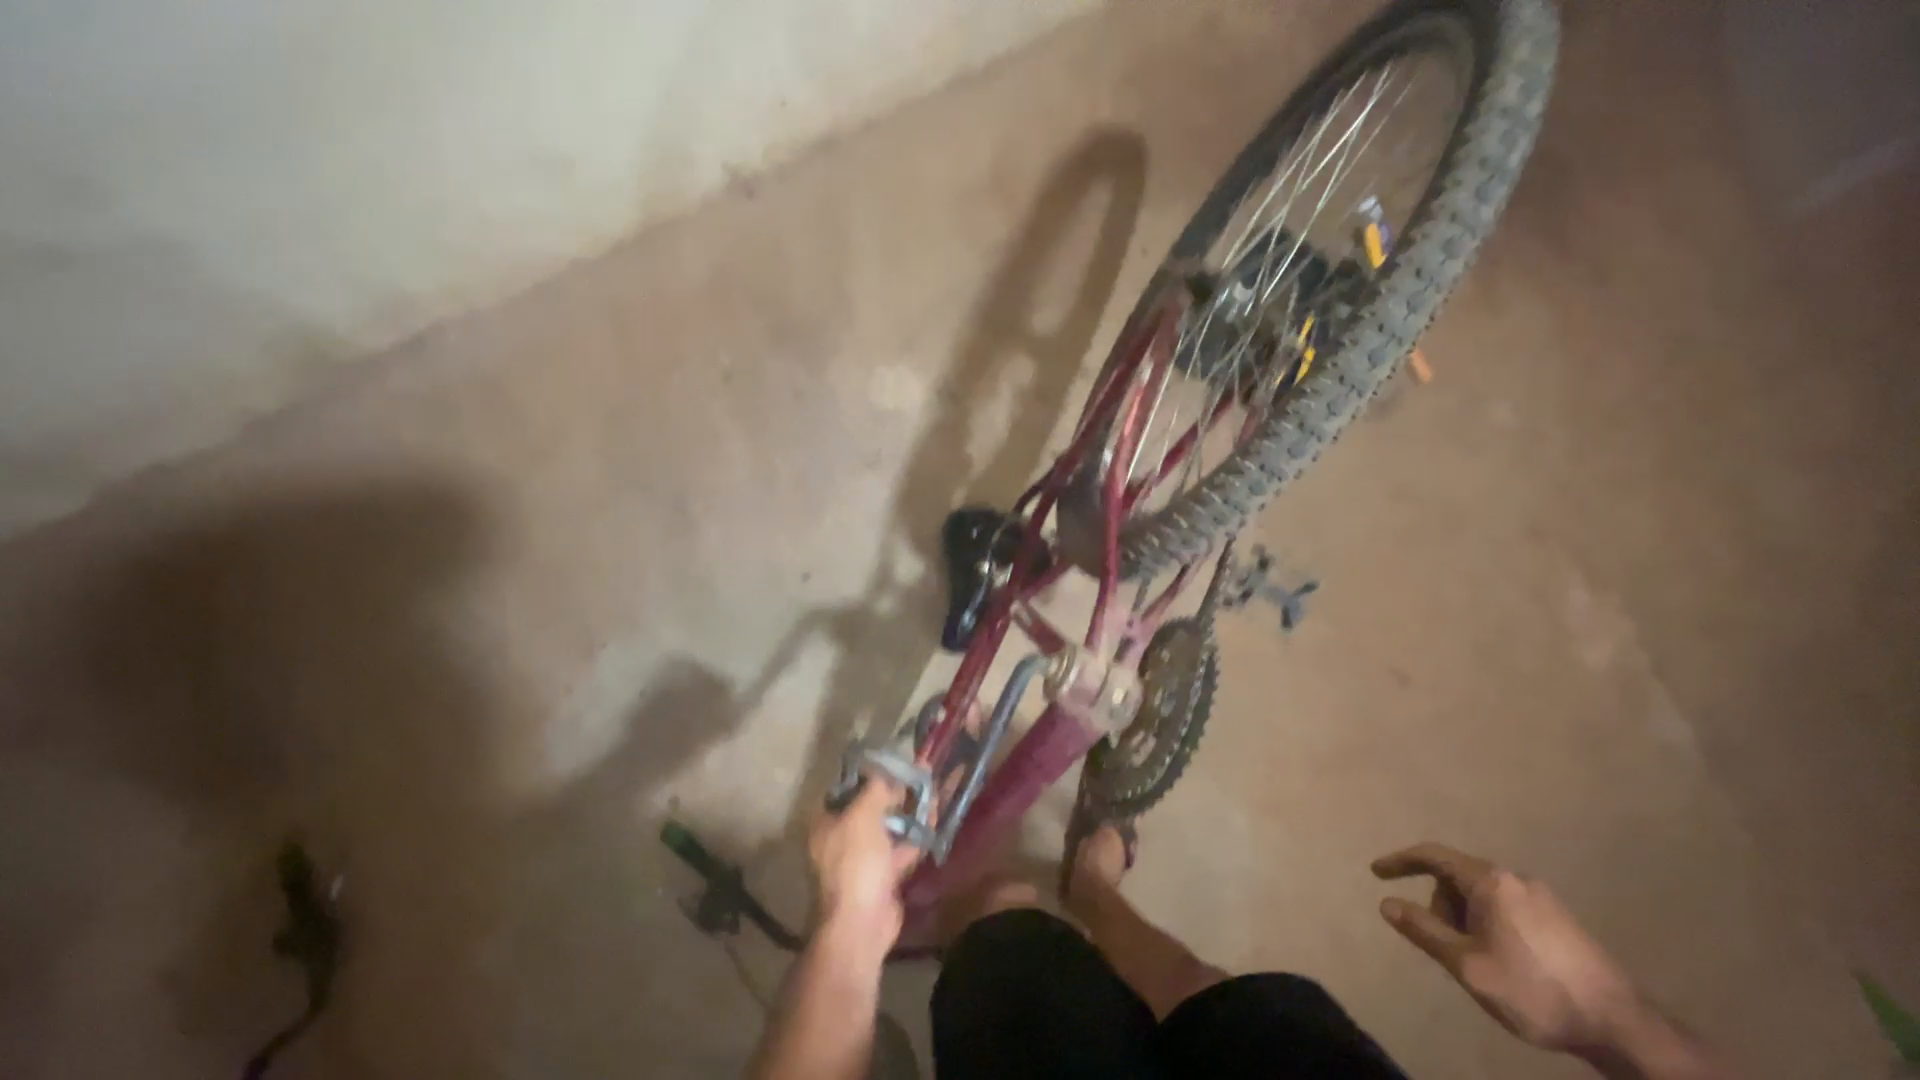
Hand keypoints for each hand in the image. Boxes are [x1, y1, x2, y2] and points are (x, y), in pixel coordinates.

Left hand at [808, 777, 921, 950]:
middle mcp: (841, 838)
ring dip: (908, 813)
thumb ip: (875, 789)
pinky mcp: (883, 876)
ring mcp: (863, 858)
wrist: (862, 922)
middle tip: (918, 775)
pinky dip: (915, 837)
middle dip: (894, 792)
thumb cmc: (856, 862)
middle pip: (870, 807)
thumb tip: (886, 776)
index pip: (846, 789)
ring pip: (888, 828)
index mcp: (826, 822)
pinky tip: (933, 821)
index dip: (869, 774)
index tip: (893, 763)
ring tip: (931, 792)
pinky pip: (900, 849)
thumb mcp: (863, 815)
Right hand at [1372, 842, 1640, 1053]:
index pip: (1433, 855)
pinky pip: (1505, 908)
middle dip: (1441, 908)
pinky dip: (1488, 925)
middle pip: (1457, 878)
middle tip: (1447, 951)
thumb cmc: (1533, 990)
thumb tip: (1387, 904)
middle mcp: (1516, 878)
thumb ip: (1424, 931)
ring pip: (1482, 896)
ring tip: (1478, 964)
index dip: (1400, 861)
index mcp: (1491, 881)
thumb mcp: (1467, 965)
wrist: (1618, 1024)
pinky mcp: (1559, 918)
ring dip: (1466, 921)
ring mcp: (1542, 897)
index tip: (1376, 873)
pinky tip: (1502, 963)